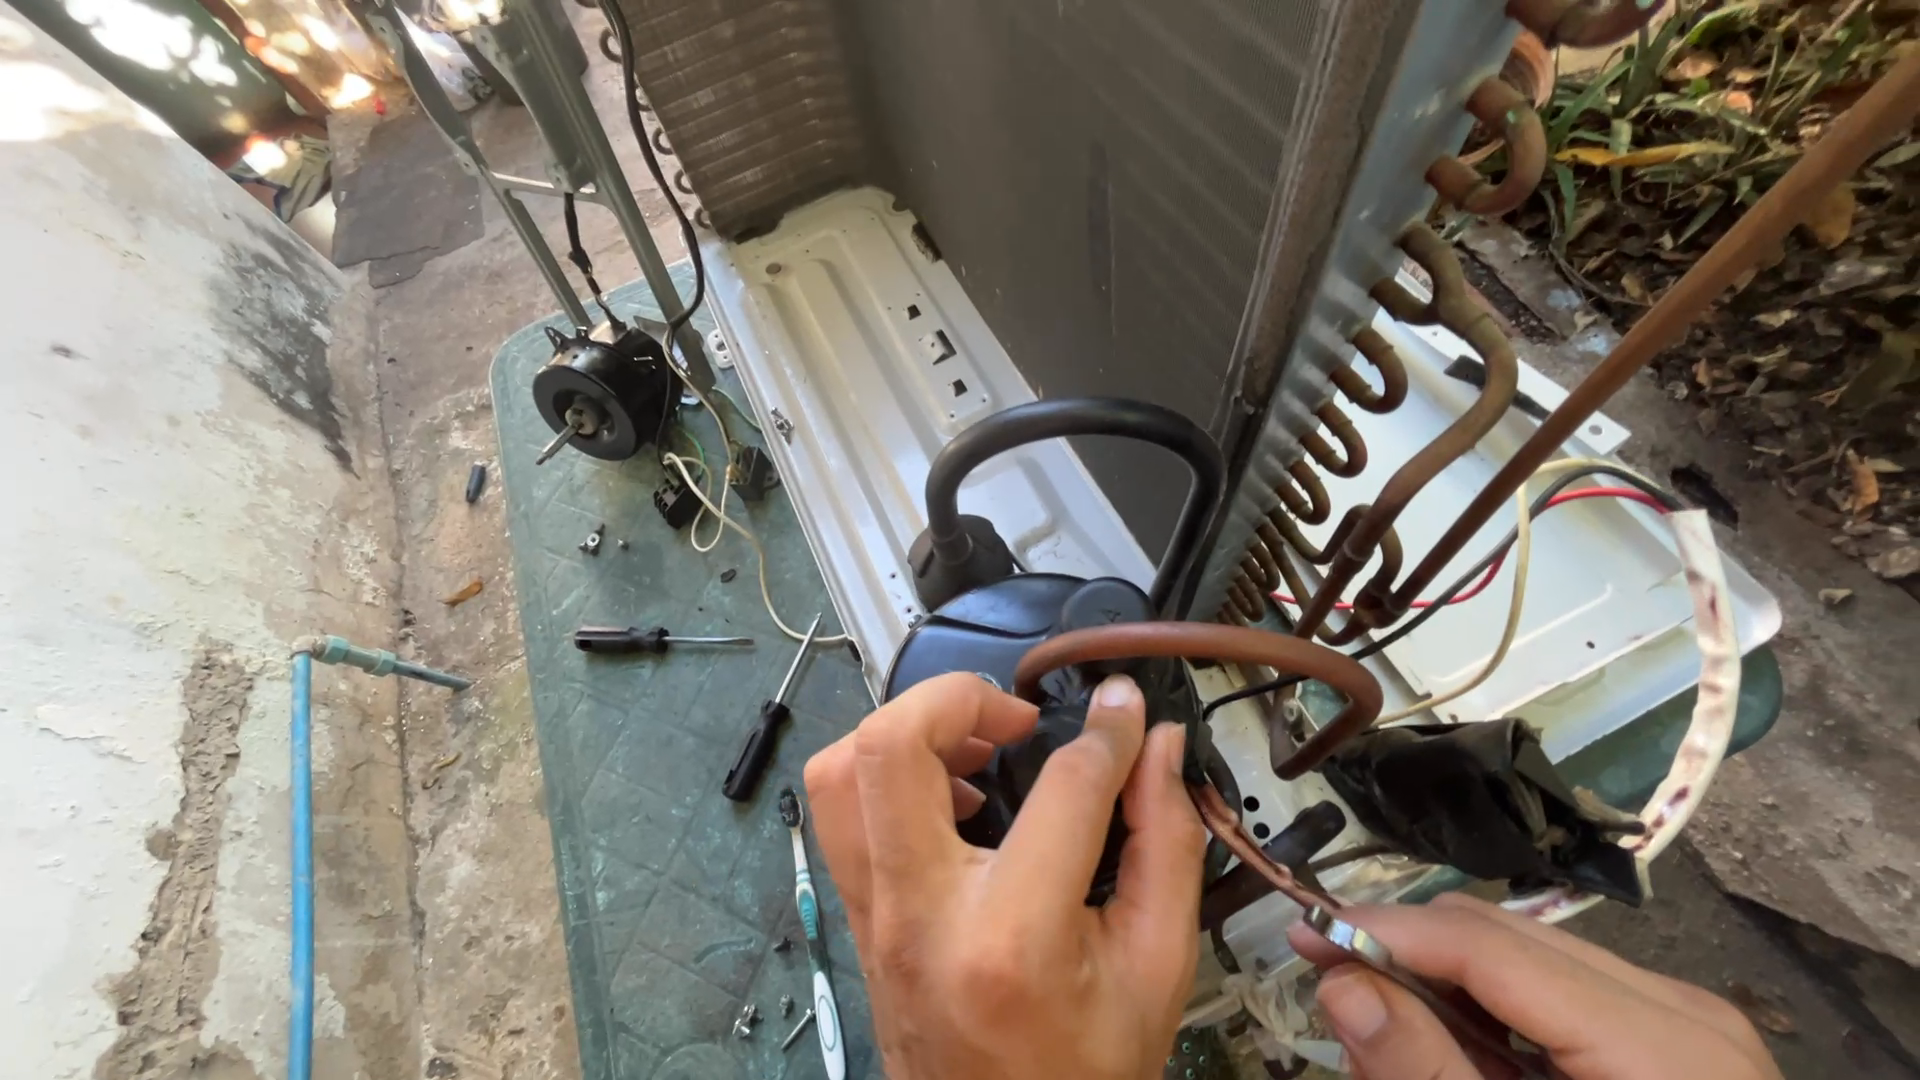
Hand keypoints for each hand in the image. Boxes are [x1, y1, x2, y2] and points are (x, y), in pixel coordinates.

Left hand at [804, 672, 1206, 1079]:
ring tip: (974, 749)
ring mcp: (872, 912)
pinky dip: (885, 771)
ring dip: (907, 731)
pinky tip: (948, 795)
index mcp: (1012, 935)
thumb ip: (1165, 843)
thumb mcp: (1155, 966)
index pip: (1062, 789)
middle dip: (956, 699)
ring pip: (840, 771)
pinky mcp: (858, 912)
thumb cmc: (1087, 1068)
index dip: (1107, 733)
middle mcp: (917, 911)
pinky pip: (839, 808)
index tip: (1124, 708)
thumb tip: (1155, 742)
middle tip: (1016, 719)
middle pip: (891, 747)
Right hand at [1287, 893, 1783, 1079]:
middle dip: (1401, 956)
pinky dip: (1474, 1004)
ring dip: (1431, 980)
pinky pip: (1533, 979)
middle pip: (1491, 933)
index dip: (1385, 933)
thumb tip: (1338, 985)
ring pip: (1504, 947)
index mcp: (1662, 1047)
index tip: (1304, 938)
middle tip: (1335, 997)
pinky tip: (1455, 1049)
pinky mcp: (1654, 1027)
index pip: (1486, 945)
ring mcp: (1669, 1011)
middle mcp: (1671, 1005)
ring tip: (1396, 1039)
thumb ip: (1427, 1074)